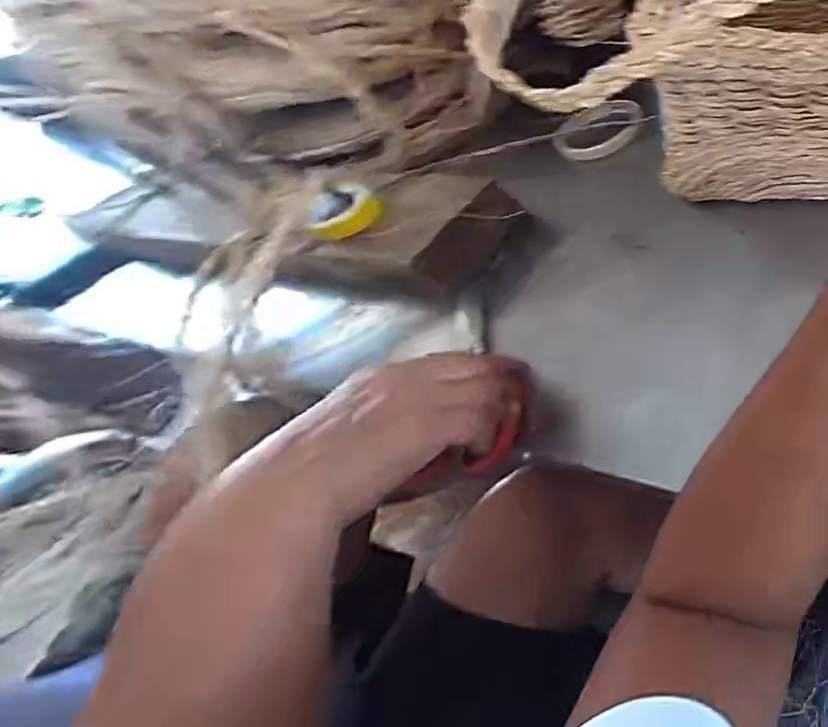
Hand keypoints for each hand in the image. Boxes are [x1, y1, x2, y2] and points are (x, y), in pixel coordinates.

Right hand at [233, 353, 526, 526]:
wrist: (277, 499)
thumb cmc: (302, 478)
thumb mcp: (349, 431)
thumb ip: (391, 421)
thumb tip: (430, 438)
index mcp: (383, 376)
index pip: (457, 360)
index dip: (487, 374)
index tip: (502, 391)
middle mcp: (406, 377)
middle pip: (485, 365)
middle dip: (509, 385)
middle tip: (519, 411)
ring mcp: (420, 396)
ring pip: (491, 389)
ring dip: (504, 414)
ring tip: (499, 438)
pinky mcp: (430, 423)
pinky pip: (483, 418)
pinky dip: (488, 436)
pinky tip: (476, 456)